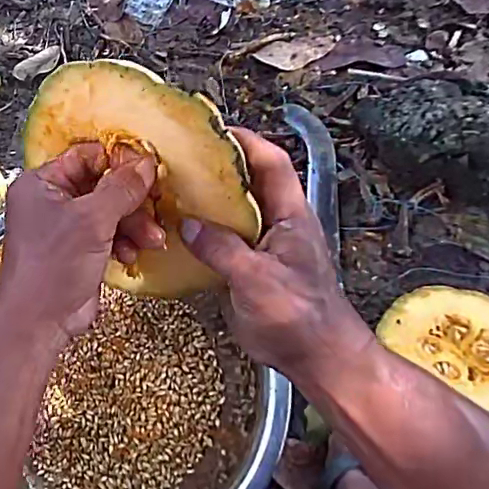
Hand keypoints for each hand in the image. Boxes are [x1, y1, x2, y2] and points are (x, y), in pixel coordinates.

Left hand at [0, 144, 164, 337]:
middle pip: (101, 185)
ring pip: (109, 212)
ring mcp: (63, 228)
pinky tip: (131, 254)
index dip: (116, 162)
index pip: (84, 157)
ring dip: (133, 224)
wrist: (39, 321)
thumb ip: (121, 188)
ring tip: (151, 238)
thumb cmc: (51, 267)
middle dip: (131, 201)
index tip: (145, 169)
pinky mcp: (78, 250)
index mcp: (40, 184)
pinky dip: (124, 241)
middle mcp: (49, 202)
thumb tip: (144, 163)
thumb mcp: (92, 220)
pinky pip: (108, 235)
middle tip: (154, 207)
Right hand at [180, 128, 371, 377]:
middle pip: (248, 182)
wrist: (316, 357)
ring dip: (207, 201)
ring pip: (233, 212)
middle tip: (181, 160)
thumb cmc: (299, 317)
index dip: (246, 141)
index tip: (214, 130)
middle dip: (219, 167)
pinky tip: (178, 233)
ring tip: (173, 191)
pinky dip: (203, 233)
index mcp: (291, 216)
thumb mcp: (257, 280)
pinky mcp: (249, 269)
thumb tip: (188, 225)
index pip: (272, 163)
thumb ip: (222, 250)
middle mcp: (277, 224)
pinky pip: (223, 240)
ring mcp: (263, 247)